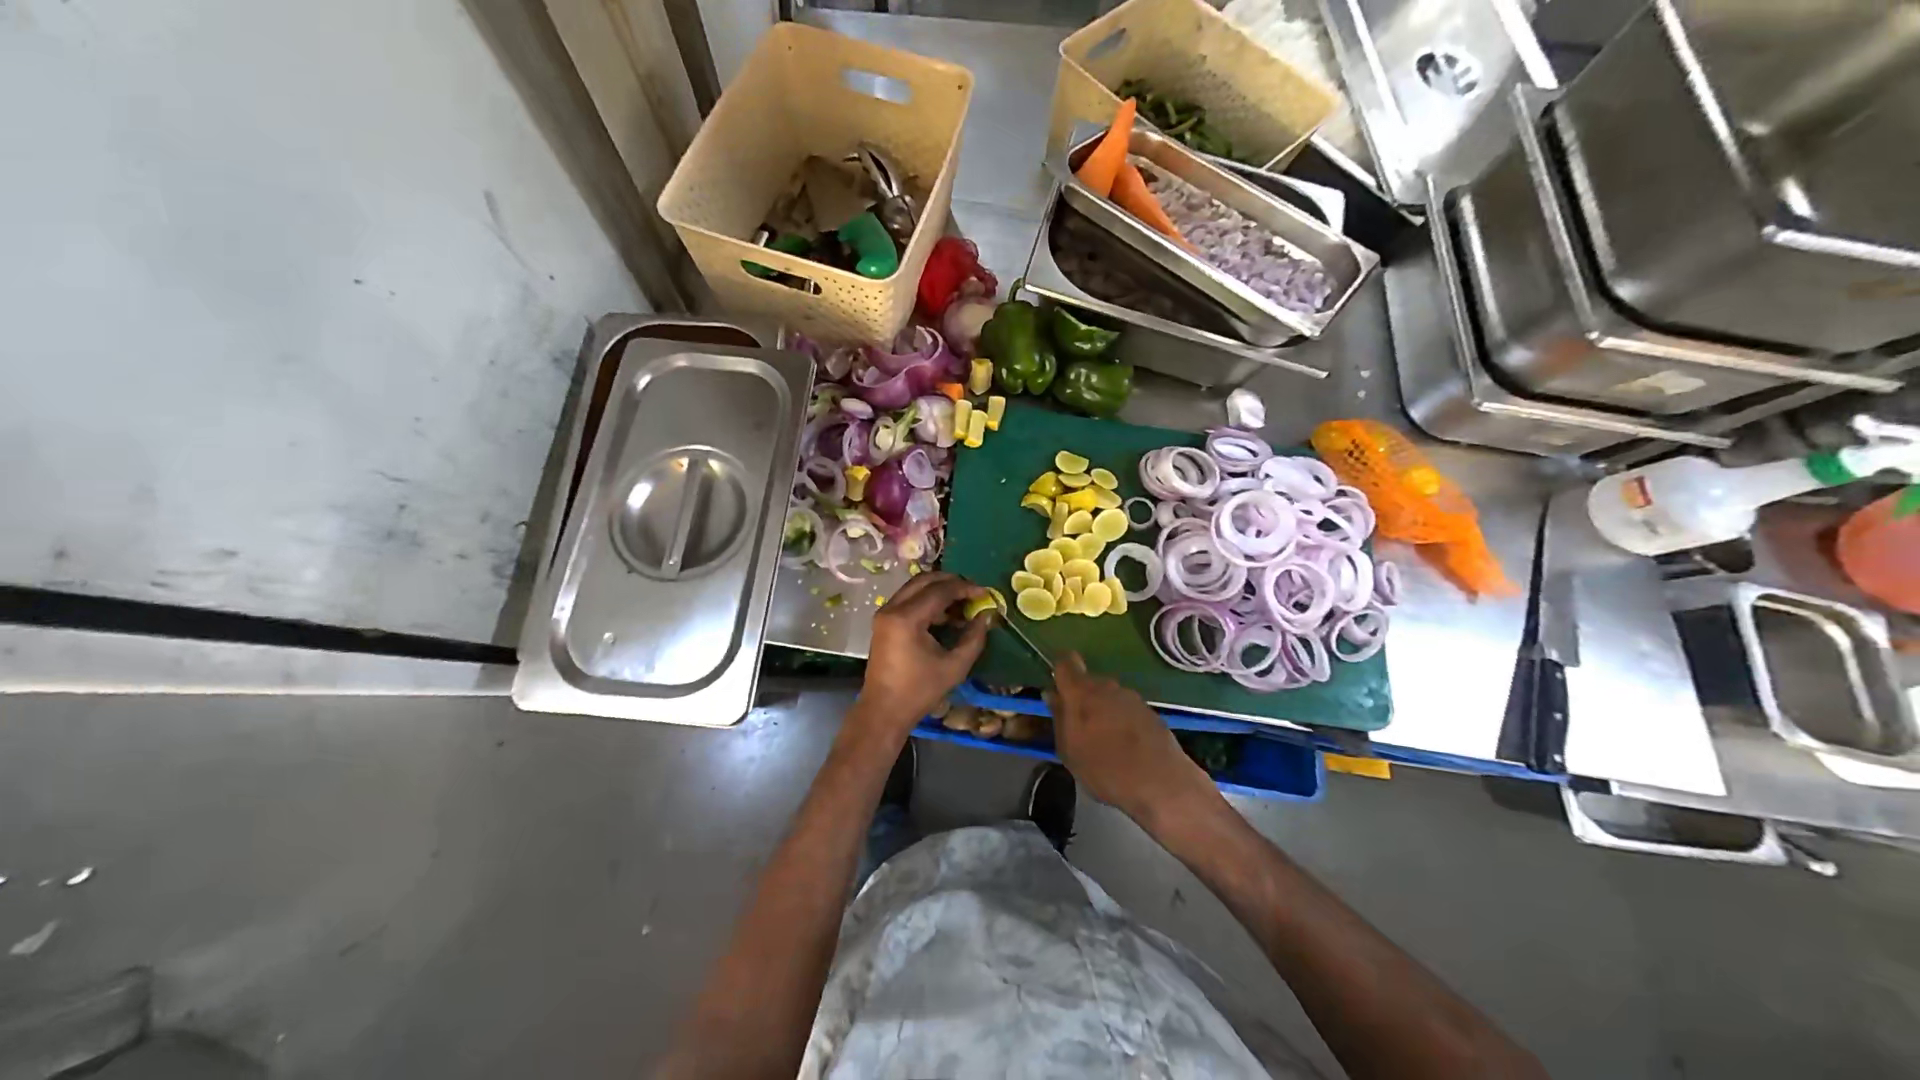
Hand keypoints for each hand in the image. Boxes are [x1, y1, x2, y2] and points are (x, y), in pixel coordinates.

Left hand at [855, 572, 990, 734]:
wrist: (884, 710)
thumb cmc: (919, 691)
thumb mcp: (954, 666)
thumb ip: (974, 637)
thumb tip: (987, 615)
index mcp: (906, 618)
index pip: (940, 590)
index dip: (965, 589)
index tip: (985, 594)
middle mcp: (891, 608)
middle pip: (925, 580)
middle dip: (951, 582)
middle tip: (973, 593)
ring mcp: (885, 613)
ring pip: (915, 587)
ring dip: (939, 591)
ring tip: (962, 606)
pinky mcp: (884, 621)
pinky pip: (908, 599)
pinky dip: (928, 601)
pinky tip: (946, 617)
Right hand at [1048, 651, 1211, 821]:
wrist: (1162, 783)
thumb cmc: (1106, 769)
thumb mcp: (1069, 750)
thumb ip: (1058, 718)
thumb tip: (1052, 695)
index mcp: (1081, 693)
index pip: (1065, 662)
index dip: (1059, 670)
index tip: (1057, 689)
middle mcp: (1107, 686)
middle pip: (1087, 681)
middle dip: (1080, 698)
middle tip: (1078, 727)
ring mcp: (1131, 697)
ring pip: (1108, 696)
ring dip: (1102, 710)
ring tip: (1103, 741)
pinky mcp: (1149, 710)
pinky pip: (1126, 709)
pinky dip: (1121, 720)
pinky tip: (1125, 746)